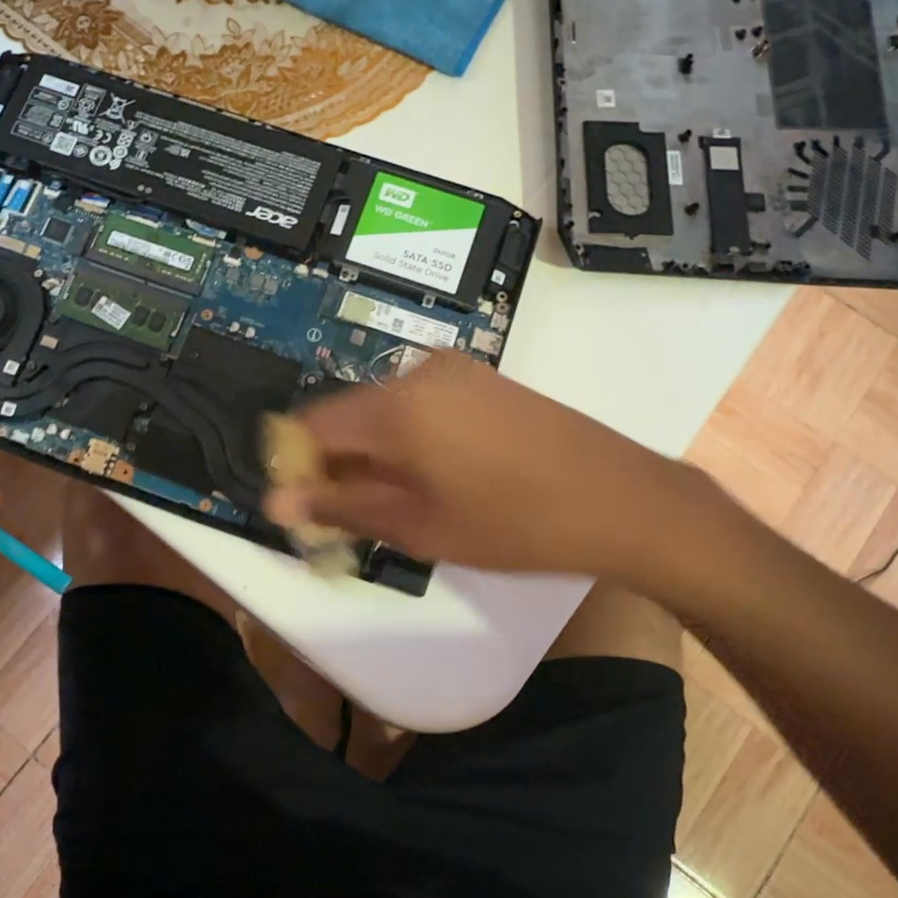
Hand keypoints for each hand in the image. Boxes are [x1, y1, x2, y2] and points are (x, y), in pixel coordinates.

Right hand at [263, 352, 709, 579]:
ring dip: (373, 456)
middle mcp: (417, 373)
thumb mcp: (417, 526)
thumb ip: (340, 507)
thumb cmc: (512, 523)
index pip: (310, 426)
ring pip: (384, 412)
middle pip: (347, 416)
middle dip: (336, 466)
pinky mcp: (484, 380)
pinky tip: (436, 479)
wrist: (622, 500)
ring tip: (399, 506)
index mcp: (394, 406)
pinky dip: (408, 441)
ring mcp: (456, 371)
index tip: (308, 510)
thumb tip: (275, 500)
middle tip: (352, 519)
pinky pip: (420, 406)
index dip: (297, 468)